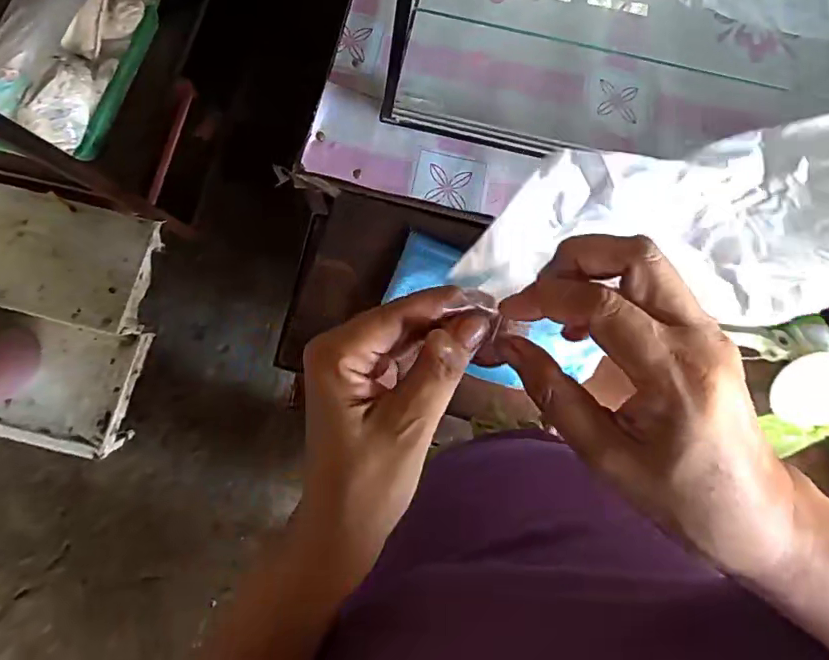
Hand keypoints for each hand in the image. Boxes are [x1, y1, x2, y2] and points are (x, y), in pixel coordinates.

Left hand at [299, 287, 490, 561]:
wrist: (340, 529)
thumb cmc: (369, 485)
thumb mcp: (410, 426)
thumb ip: (438, 370)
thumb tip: (472, 323)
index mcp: (335, 353)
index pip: (394, 315)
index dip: (441, 304)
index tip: (485, 298)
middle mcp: (336, 346)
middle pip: (397, 320)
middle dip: (443, 315)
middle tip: (492, 309)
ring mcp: (346, 360)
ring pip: (399, 334)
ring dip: (438, 330)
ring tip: (483, 322)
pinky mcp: (359, 376)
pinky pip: (396, 353)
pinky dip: (426, 350)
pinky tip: (457, 343)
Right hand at [497, 235, 805, 581]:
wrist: (762, 516)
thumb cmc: (684, 499)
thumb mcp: (607, 459)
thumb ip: (554, 394)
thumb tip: (508, 344)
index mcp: (676, 372)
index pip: (602, 303)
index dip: (546, 297)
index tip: (511, 312)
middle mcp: (697, 335)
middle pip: (635, 254)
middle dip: (574, 259)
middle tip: (540, 293)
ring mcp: (706, 326)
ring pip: (644, 257)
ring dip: (591, 265)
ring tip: (559, 302)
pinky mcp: (702, 327)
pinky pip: (651, 280)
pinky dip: (608, 281)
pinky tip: (586, 320)